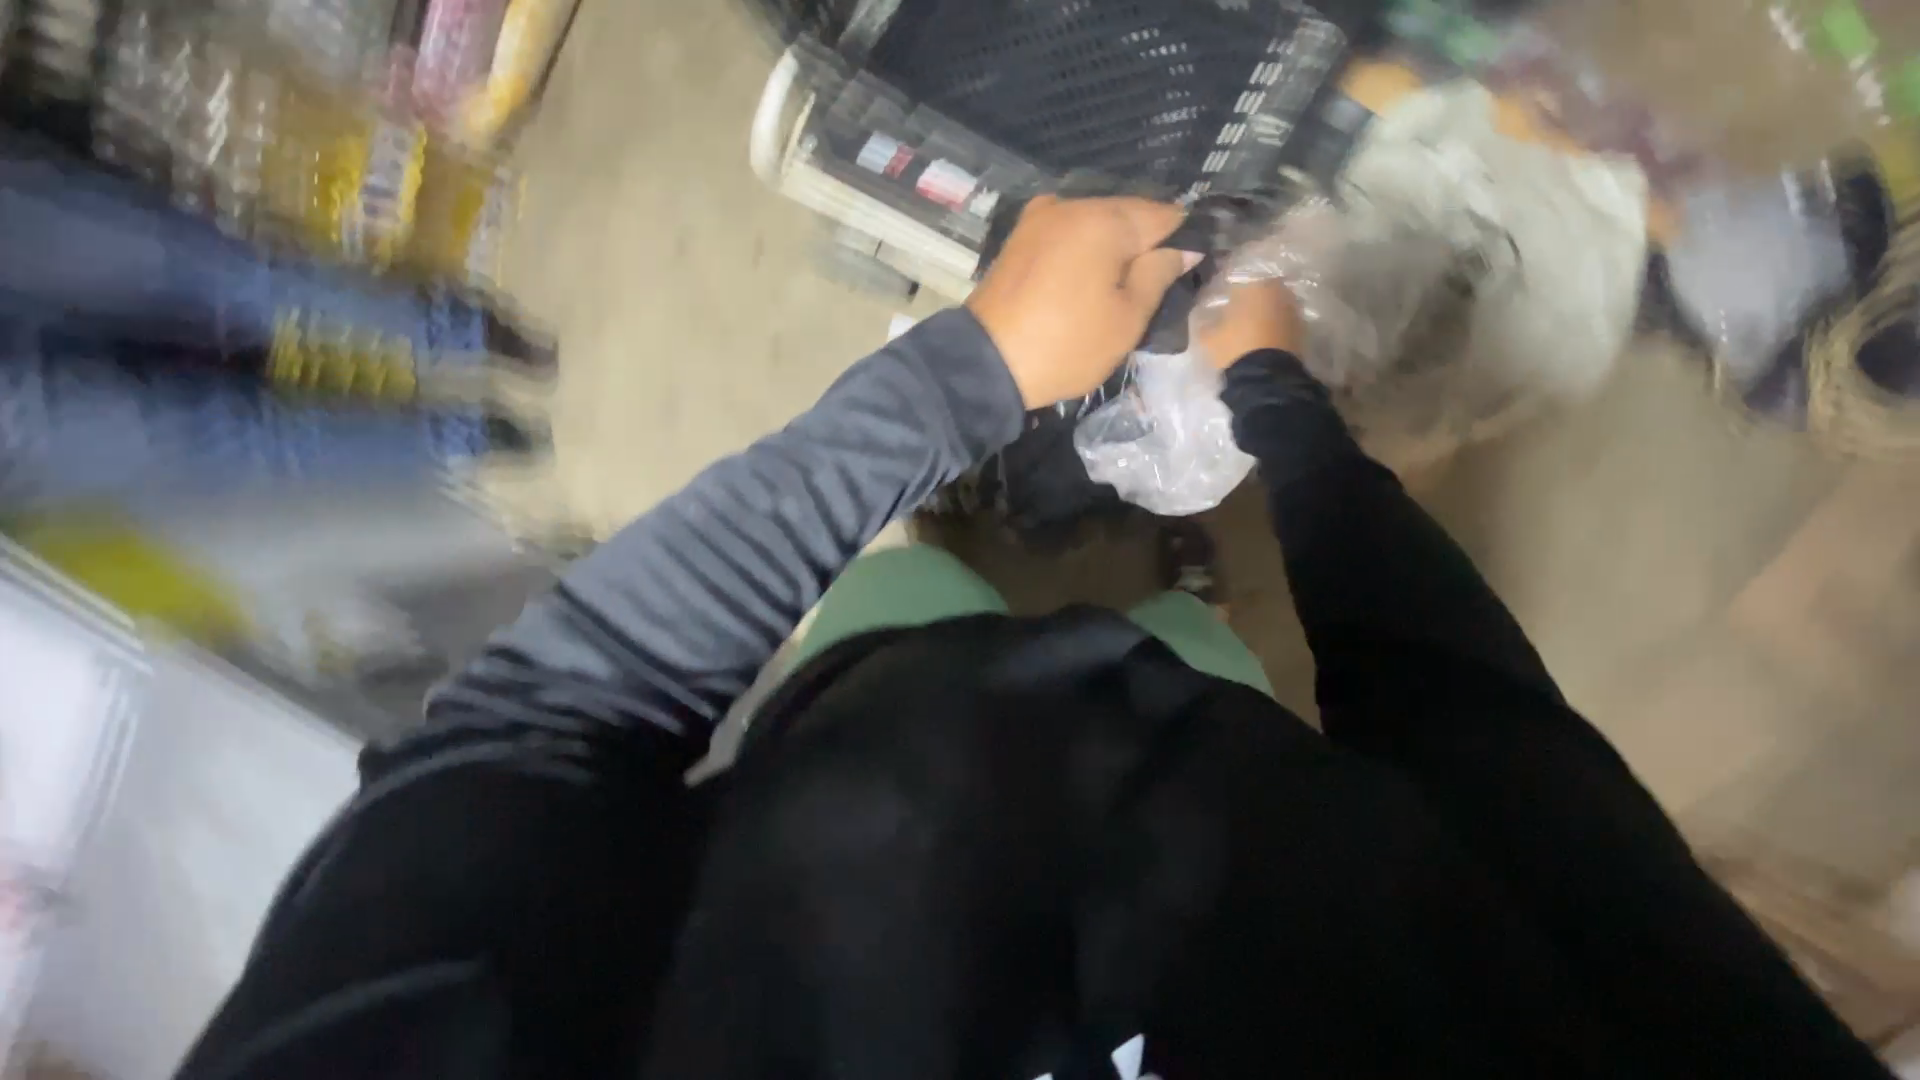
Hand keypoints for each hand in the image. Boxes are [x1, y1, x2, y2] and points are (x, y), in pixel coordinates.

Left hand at [966, 195, 1197, 408]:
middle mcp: (1070, 205)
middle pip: (1127, 217)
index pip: (1165, 216)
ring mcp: (1038, 220)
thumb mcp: (1127, 318)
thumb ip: (1159, 274)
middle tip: (1156, 289)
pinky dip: (1082, 255)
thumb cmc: (1066, 345)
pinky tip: (1085, 284)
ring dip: (1112, 251)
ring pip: (1094, 226)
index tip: (1191, 272)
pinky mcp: (1019, 241)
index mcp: (1104, 219)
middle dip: (1145, 246)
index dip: (1185, 242)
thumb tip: (1182, 248)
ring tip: (1119, 291)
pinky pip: (1066, 238)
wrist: (986, 366)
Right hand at [1195, 279, 1302, 370]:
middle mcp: (1277, 290)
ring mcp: (1292, 309)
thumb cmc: (1233, 348)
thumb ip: (1203, 322)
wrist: (1267, 377)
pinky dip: (1274, 326)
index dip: (1225, 289)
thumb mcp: (1207, 337)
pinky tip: (1262, 339)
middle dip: (1248, 299)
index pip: (1236, 278)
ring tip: (1249, 327)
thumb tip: (1203, 316)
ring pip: (1273, 304)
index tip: (1217, 299)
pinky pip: (1282, 321)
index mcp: (1253, 285)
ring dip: (1263, 312)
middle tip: (1234, 313)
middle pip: (1259, 289)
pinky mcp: (1301, 329)